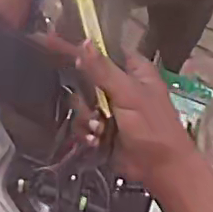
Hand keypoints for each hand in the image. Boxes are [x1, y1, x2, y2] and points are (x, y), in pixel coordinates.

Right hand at [69, 43, 199, 188]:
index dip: (78, 45)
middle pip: (85, 76)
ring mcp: (110, 107)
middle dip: (82, 93)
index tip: (51, 41)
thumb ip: (103, 69)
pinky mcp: (102, 127)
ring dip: (85, 116)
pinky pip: (82, 122)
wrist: (161, 171)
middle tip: (85, 101)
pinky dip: (86, 131)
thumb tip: (83, 43)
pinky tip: (95, 138)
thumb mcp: (128, 94)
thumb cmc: (154, 128)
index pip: (101, 48)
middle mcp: (120, 85)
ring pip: (80, 101)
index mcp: (133, 69)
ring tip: (97, 127)